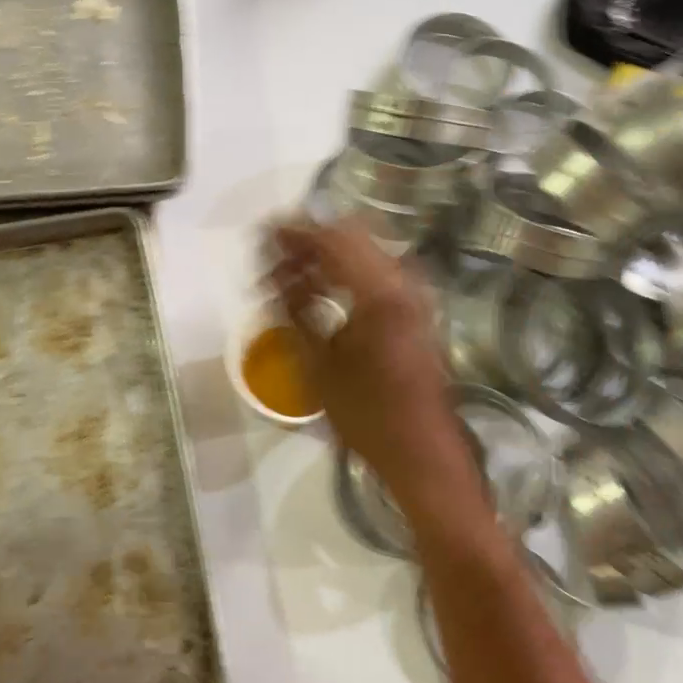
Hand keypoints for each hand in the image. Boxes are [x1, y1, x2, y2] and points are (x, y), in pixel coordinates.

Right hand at [267, 223, 481, 516]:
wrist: (421, 451)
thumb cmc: (366, 415)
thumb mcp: (318, 365)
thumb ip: (294, 310)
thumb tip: (275, 276)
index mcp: (379, 291)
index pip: (331, 237)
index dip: (293, 231)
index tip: (261, 235)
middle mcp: (403, 281)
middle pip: (350, 235)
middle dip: (308, 241)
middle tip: (272, 259)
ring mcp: (415, 294)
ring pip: (364, 252)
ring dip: (326, 257)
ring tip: (288, 280)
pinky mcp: (416, 310)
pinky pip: (376, 273)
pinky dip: (345, 273)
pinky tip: (319, 295)